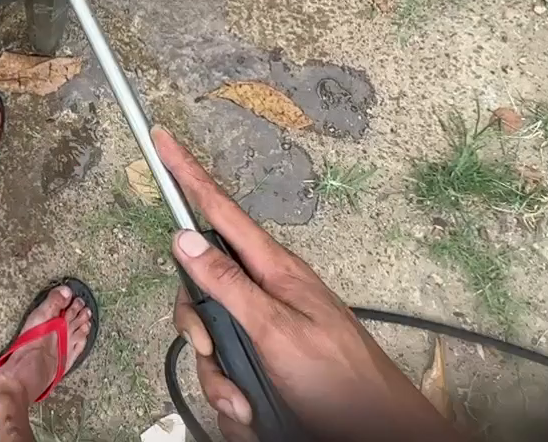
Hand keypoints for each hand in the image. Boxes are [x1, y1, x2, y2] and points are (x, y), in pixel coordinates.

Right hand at [156, 128, 458, 441]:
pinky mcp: (264, 357)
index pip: (218, 207)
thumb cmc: (344, 384)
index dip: (186, 171)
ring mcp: (263, 324)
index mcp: (272, 268)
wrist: (385, 439)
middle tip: (212, 354)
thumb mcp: (277, 331)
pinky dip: (231, 394)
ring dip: (218, 375)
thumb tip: (183, 236)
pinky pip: (225, 368)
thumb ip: (228, 283)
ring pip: (208, 332)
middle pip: (199, 284)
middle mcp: (263, 289)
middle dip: (197, 327)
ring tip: (246, 403)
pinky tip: (252, 412)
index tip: (162, 137)